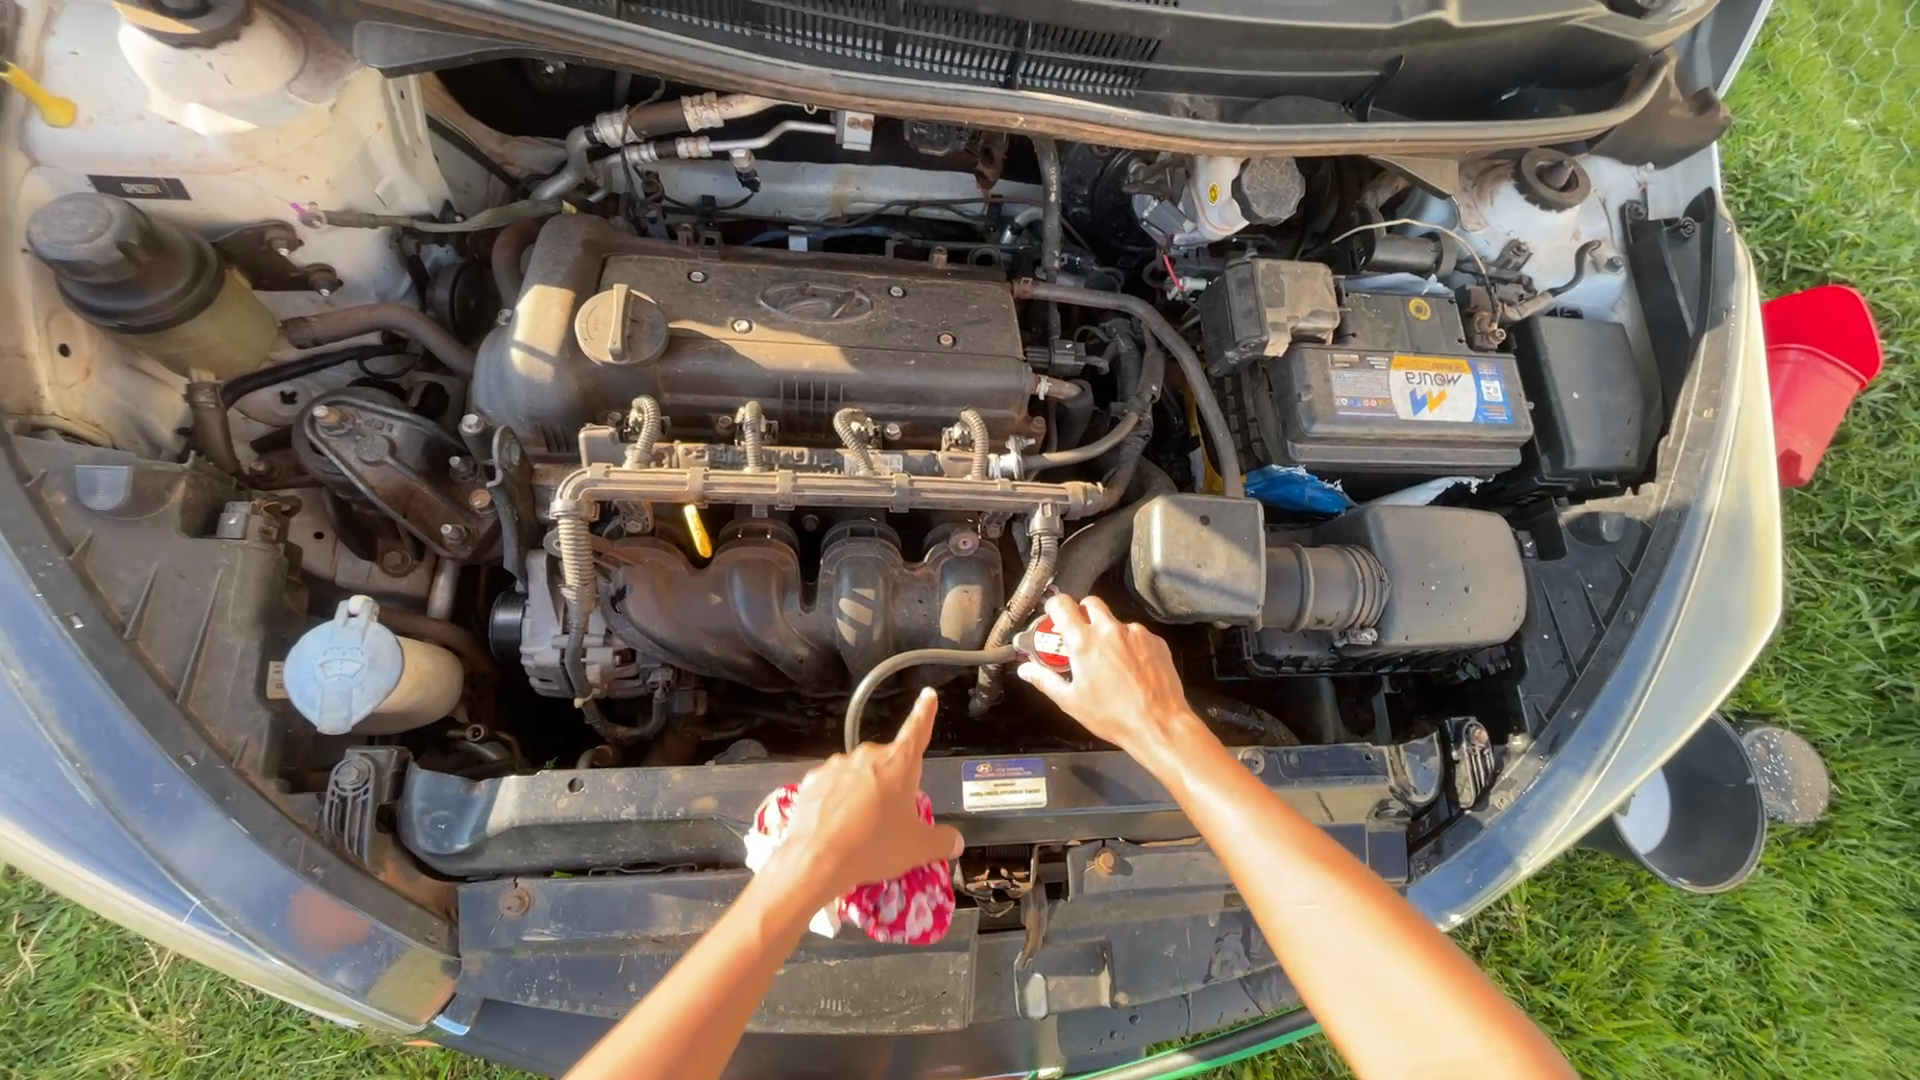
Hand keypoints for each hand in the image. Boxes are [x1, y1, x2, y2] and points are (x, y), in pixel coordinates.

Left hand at [774, 687, 964, 903]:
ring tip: (859, 827)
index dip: (925, 712)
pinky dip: (836, 801)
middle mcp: (869, 755)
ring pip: (858, 774)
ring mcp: (837, 765)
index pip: (917, 729)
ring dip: (862, 792)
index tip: (928, 694)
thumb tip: (956, 840)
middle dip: (890, 783)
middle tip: (889, 817)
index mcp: (899, 762)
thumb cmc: (875, 846)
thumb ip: (942, 840)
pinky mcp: (812, 780)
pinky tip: (835, 826)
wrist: (817, 860)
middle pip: (887, 763)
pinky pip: (832, 786)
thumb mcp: (918, 848)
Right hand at [1017, 594, 1214, 767]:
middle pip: (1090, 603)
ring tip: (1110, 662)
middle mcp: (1110, 629)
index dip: (1054, 606)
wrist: (1160, 724)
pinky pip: (1136, 635)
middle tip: (1080, 635)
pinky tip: (1131, 669)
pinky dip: (1130, 645)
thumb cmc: (1112, 716)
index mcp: (1084, 641)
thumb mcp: (1071, 701)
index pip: (1062, 604)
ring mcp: (1136, 633)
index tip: (1054, 617)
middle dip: (1082, 613)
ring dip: (1108, 633)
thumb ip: (1045, 679)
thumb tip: (1024, 669)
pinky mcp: (1155, 641)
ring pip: (1115, 621)